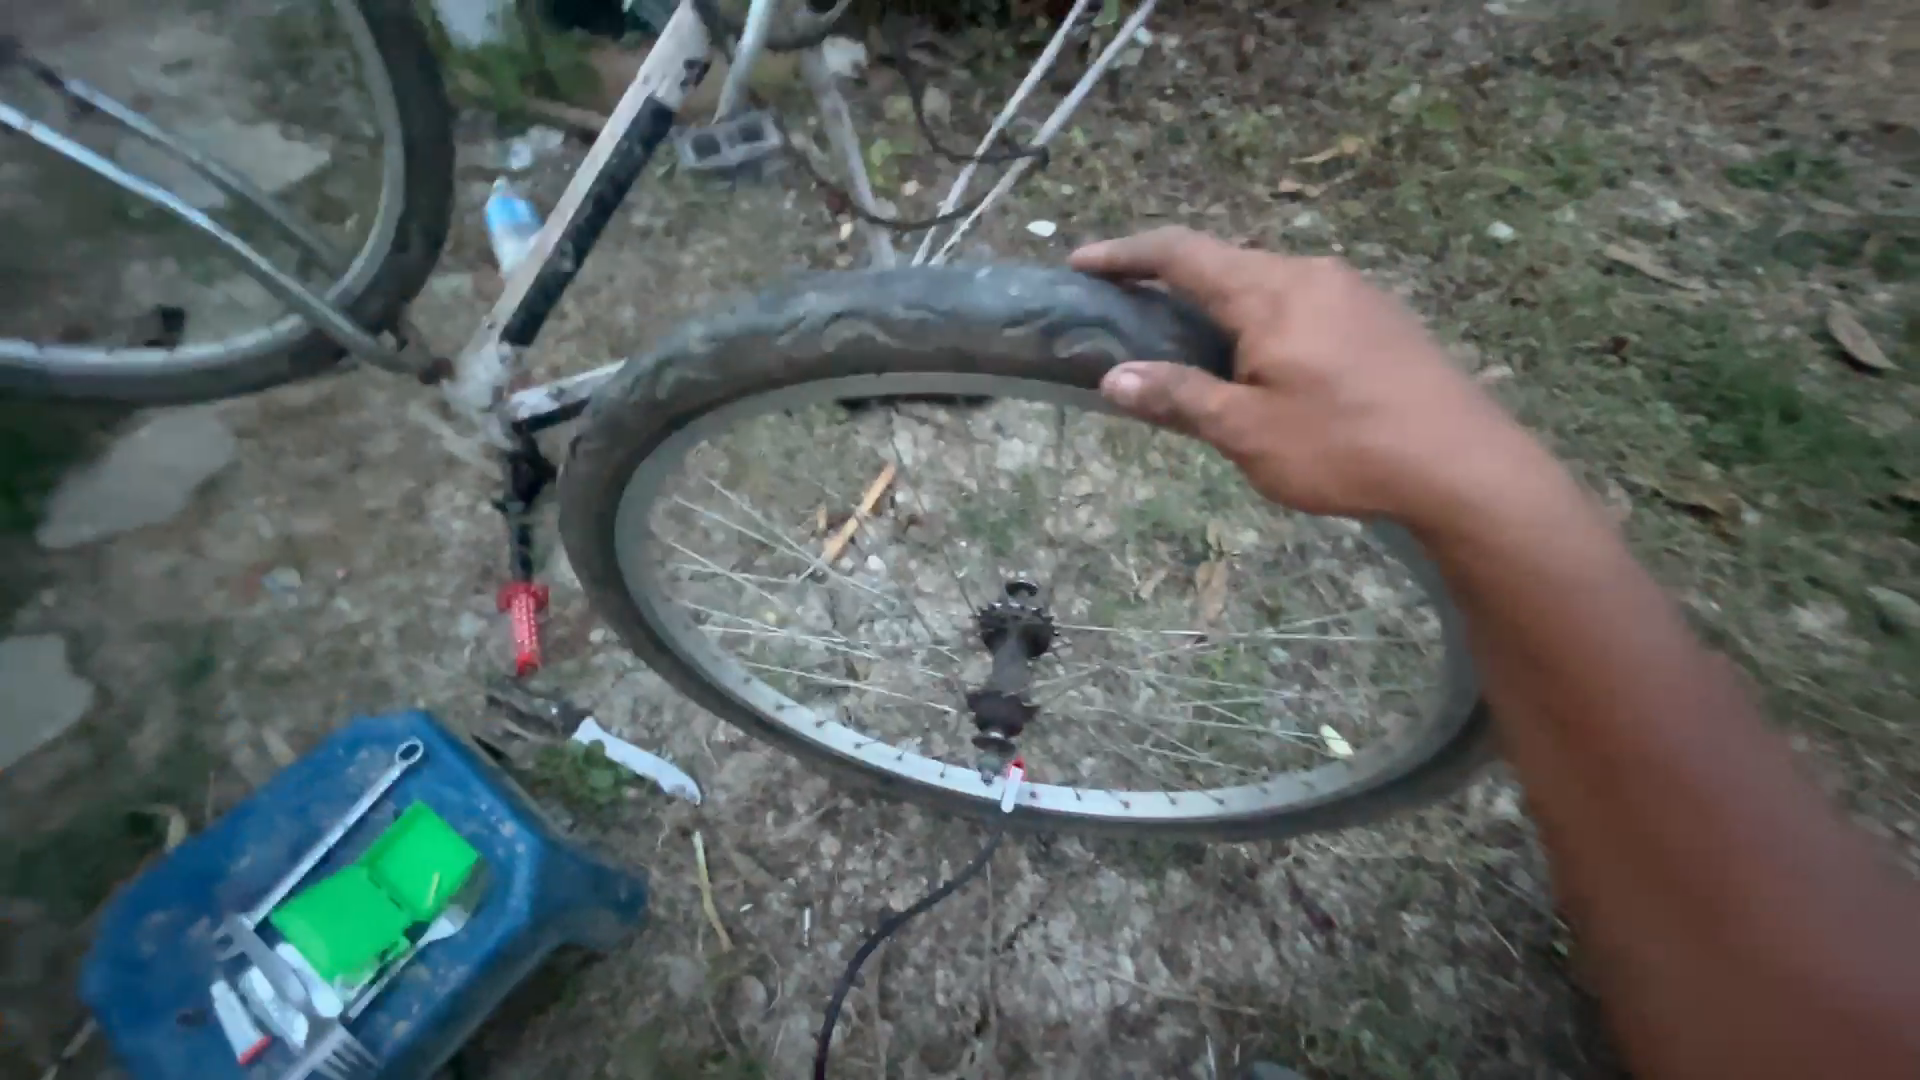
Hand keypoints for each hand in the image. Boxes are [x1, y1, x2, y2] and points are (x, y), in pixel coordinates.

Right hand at [1072, 227, 1546, 532]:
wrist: (1464, 466)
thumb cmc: (1343, 447)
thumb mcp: (1247, 431)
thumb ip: (1179, 398)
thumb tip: (1113, 380)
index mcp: (1271, 293)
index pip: (1182, 254)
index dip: (1125, 255)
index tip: (1081, 262)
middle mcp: (1309, 274)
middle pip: (1222, 262)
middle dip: (1166, 279)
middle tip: (1124, 309)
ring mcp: (1349, 291)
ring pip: (1260, 282)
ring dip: (1211, 302)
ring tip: (1182, 342)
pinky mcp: (1373, 317)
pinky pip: (1294, 301)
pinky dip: (1252, 318)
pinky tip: (1251, 359)